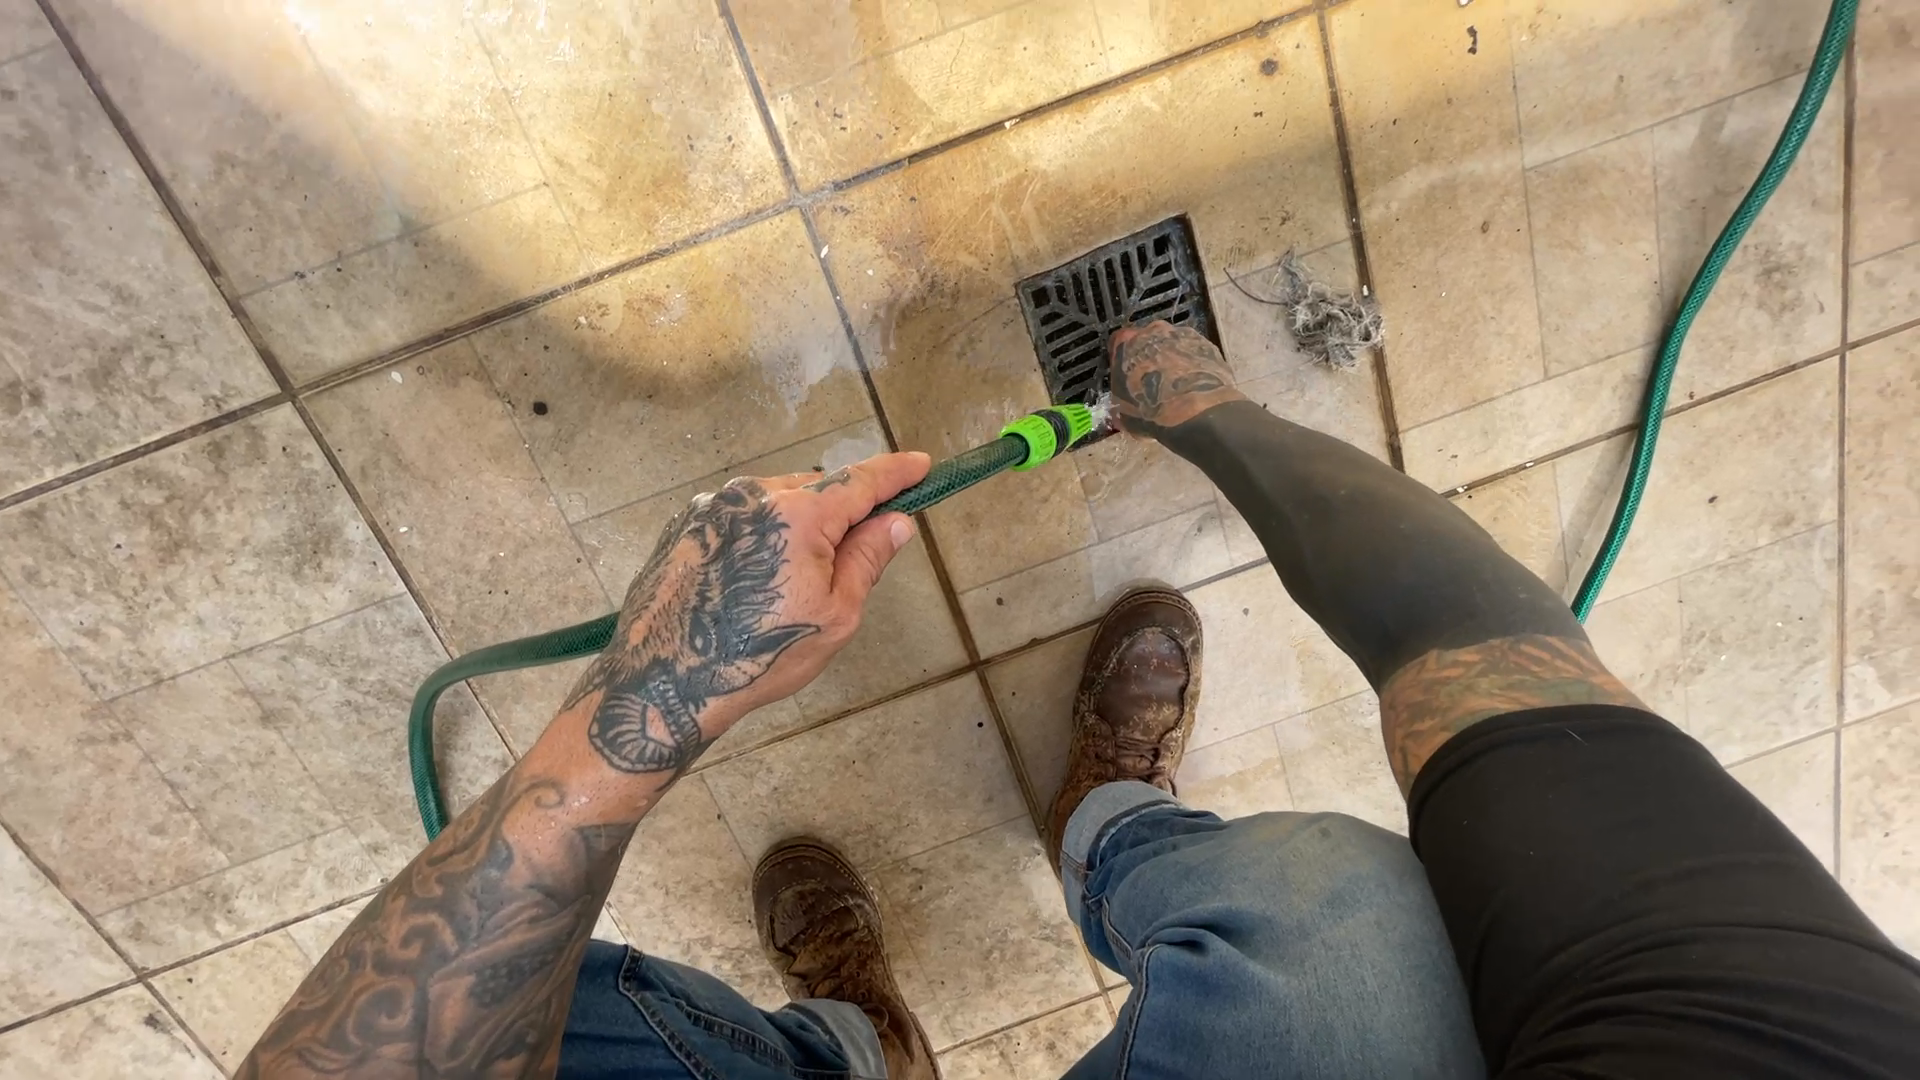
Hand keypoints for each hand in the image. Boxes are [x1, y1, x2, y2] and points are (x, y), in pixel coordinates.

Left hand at [561, 451, 930, 777]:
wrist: (662, 682)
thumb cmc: (760, 655)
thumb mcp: (834, 615)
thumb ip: (866, 558)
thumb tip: (896, 521)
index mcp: (796, 515)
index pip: (861, 481)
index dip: (896, 472)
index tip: (922, 464)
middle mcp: (752, 495)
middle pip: (817, 489)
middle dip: (842, 510)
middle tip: (852, 554)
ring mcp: (713, 506)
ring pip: (778, 500)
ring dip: (800, 522)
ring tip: (791, 581)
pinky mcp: (686, 523)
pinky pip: (744, 514)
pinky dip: (764, 532)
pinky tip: (754, 579)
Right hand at [1109, 321, 1245, 435]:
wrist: (1196, 411)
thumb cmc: (1150, 409)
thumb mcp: (1123, 413)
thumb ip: (1120, 403)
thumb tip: (1121, 410)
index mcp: (1126, 343)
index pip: (1118, 343)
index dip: (1120, 360)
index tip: (1124, 376)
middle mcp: (1154, 331)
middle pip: (1147, 339)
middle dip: (1147, 356)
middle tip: (1149, 380)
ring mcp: (1183, 335)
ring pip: (1172, 344)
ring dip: (1171, 359)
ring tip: (1174, 386)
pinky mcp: (1208, 344)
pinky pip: (1194, 352)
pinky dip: (1192, 365)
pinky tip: (1192, 386)